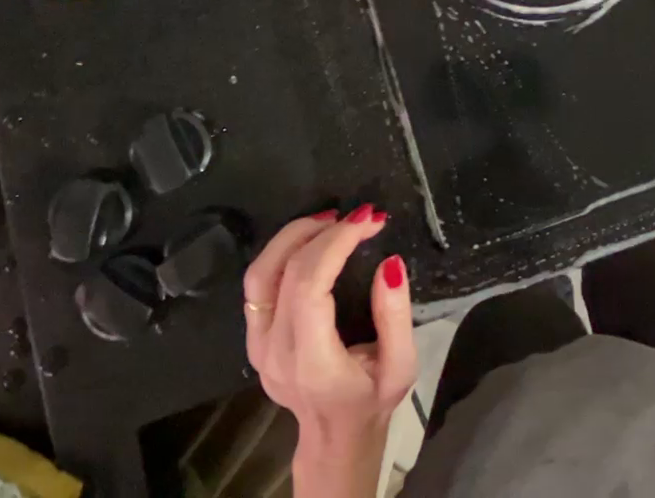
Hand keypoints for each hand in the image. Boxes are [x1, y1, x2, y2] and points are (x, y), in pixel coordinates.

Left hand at [243, 205, 414, 494]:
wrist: (335, 439)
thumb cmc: (372, 401)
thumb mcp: (401, 367)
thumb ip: (395, 317)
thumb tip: (390, 264)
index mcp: (312, 361)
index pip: (310, 286)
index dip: (336, 243)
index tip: (369, 221)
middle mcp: (275, 350)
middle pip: (284, 271)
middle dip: (324, 231)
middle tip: (360, 215)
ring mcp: (257, 345)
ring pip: (260, 273)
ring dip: (294, 235)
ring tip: (331, 218)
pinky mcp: (253, 338)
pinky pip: (257, 284)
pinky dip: (282, 252)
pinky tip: (311, 240)